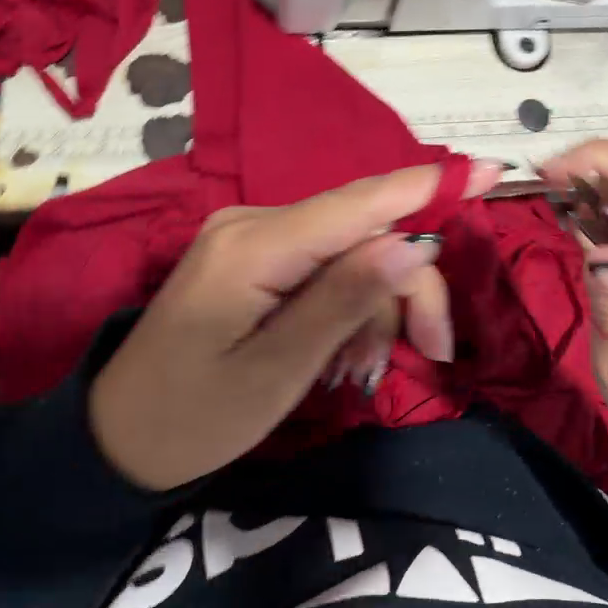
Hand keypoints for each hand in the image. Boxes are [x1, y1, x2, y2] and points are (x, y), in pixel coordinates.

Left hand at [88, 160, 500, 490]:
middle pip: (363, 232)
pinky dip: (346, 304)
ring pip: (349, 251)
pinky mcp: (253, 255)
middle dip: (407, 285)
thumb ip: (347, 298)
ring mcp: (251, 235)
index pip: (357, 203)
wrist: (117, 439)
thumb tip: (417, 242)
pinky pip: (322, 265)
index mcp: (253, 245)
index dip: (427, 185)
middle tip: (433, 352)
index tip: (490, 169)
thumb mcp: (279, 370)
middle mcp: (253, 222)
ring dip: (376, 305)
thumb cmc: (195, 417)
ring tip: (367, 369)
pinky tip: (343, 352)